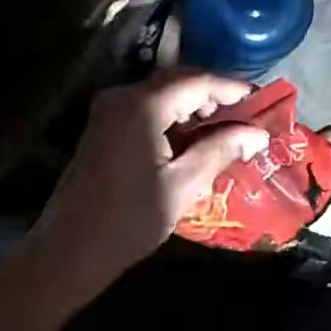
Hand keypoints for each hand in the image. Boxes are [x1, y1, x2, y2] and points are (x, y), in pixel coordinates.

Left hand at [30, 69, 268, 283]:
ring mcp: (108, 110)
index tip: (260, 96)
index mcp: (142, 105)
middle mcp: (122, 97)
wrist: (69, 249)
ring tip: (224, 127)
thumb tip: (257, 134)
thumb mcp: (182, 186)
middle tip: (245, 112)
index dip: (230, 87)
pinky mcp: (103, 126)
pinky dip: (172, 115)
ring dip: (192, 104)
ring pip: (161, 93)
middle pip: (176, 81)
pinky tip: (190, 137)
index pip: (195, 81)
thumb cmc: (129, 220)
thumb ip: (219, 151)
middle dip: (212, 94)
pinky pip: (145, 107)